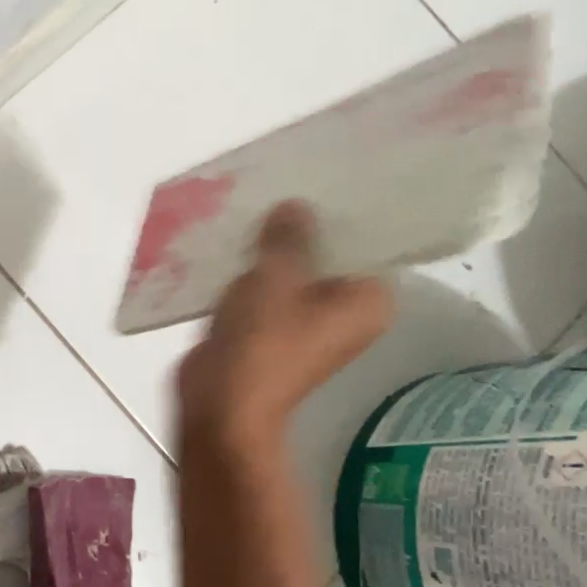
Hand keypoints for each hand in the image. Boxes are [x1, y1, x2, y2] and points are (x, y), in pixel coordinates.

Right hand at [175, 200, 391, 448]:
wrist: (218, 407)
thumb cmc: (260, 346)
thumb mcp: (275, 279)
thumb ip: (287, 238)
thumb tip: (295, 206)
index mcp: (367, 301)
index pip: (366, 242)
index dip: (341, 212)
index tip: (319, 179)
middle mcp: (342, 312)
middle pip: (323, 257)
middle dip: (295, 230)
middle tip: (275, 188)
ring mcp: (300, 326)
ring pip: (286, 276)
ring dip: (263, 254)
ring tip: (244, 211)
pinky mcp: (263, 334)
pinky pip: (258, 295)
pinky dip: (243, 279)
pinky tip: (222, 250)